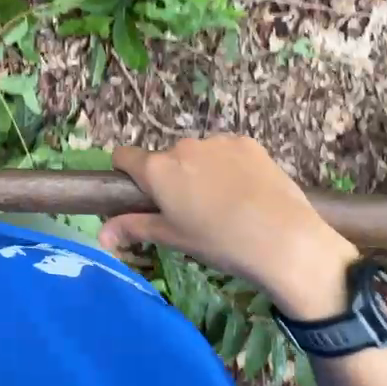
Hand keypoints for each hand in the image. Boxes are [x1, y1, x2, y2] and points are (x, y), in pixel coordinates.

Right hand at [107, 135, 358, 318]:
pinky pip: (226, 151)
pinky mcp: (247, 143)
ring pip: (197, 155)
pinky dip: (229, 166)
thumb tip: (100, 235)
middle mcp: (181, 147)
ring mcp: (216, 142)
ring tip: (225, 204)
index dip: (127, 174)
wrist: (286, 241)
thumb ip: (133, 228)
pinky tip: (247, 192)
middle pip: (165, 159)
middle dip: (172, 178)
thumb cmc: (220, 243)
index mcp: (157, 169)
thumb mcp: (173, 238)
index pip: (123, 156)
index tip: (142, 195)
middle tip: (191, 211)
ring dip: (201, 171)